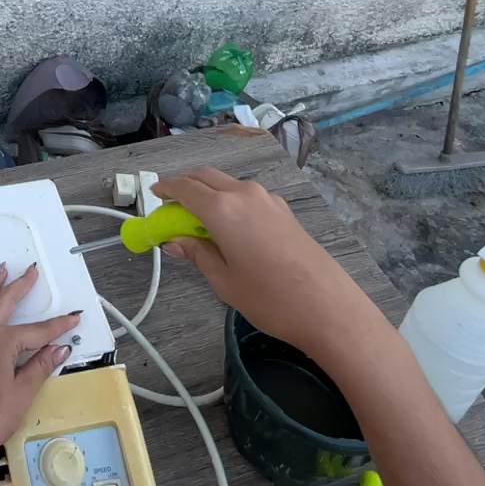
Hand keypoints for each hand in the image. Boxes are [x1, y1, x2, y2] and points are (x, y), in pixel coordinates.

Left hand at [0, 263, 80, 485]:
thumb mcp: (22, 393)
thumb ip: (41, 366)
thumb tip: (60, 348)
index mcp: (1, 341)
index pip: (37, 330)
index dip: (58, 326)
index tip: (74, 318)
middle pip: (4, 301)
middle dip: (20, 285)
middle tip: (31, 271)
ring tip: (1, 271)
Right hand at [152, 168, 387, 362]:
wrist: (330, 308)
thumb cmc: (270, 299)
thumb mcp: (224, 281)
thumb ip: (197, 253)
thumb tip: (175, 241)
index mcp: (222, 209)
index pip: (184, 188)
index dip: (165, 189)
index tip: (154, 196)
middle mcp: (243, 194)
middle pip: (205, 176)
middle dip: (185, 185)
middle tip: (173, 208)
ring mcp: (267, 199)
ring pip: (227, 183)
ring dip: (208, 192)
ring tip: (201, 220)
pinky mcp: (283, 209)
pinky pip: (246, 194)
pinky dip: (229, 200)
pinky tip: (231, 226)